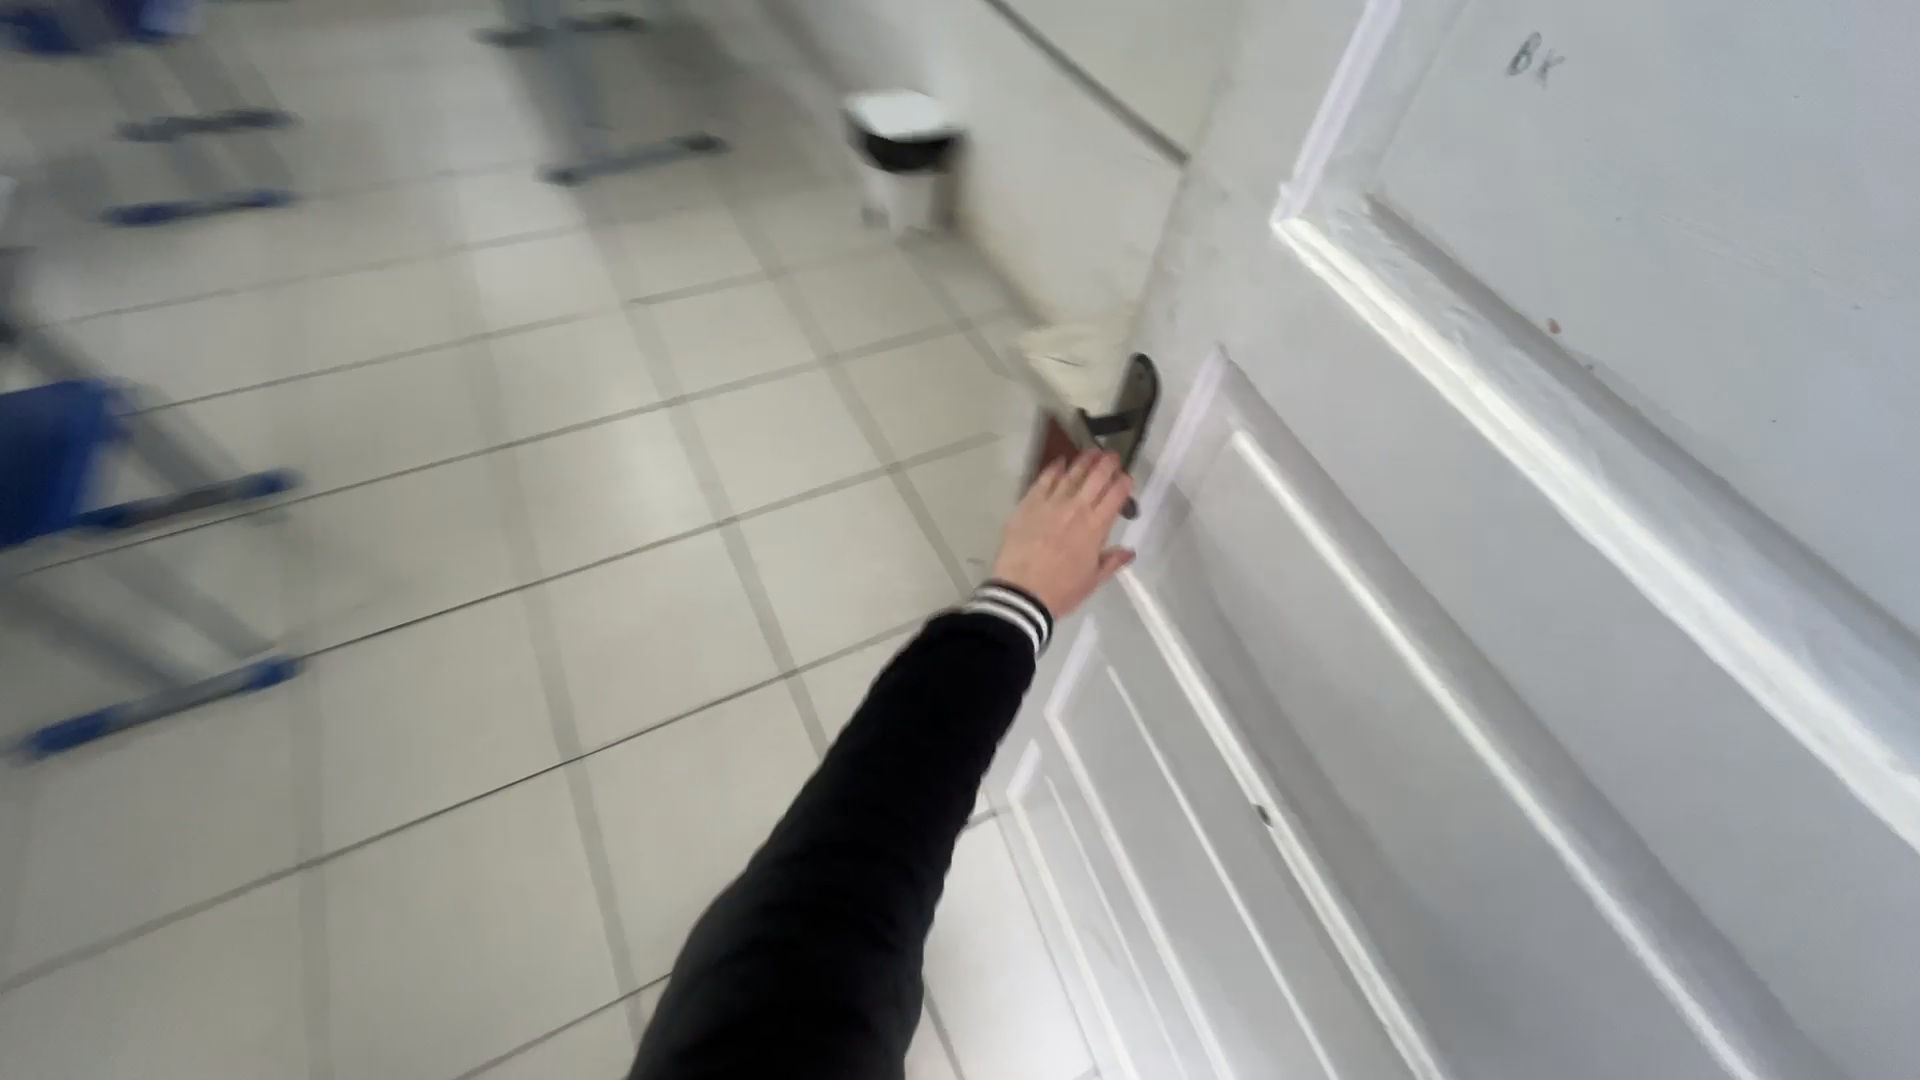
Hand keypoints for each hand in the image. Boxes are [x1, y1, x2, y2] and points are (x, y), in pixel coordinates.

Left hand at [990, 449, 1135, 618]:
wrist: (1021, 593)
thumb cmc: (1061, 590)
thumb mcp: (1092, 580)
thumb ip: (1111, 562)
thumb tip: (1129, 550)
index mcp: (1096, 527)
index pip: (1116, 496)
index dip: (1124, 483)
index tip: (1127, 477)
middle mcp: (1076, 509)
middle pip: (1096, 478)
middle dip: (1107, 464)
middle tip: (1112, 455)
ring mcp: (1051, 504)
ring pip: (1072, 474)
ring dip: (1084, 461)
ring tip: (1092, 451)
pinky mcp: (1029, 504)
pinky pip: (1044, 480)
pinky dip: (1053, 468)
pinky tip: (1060, 461)